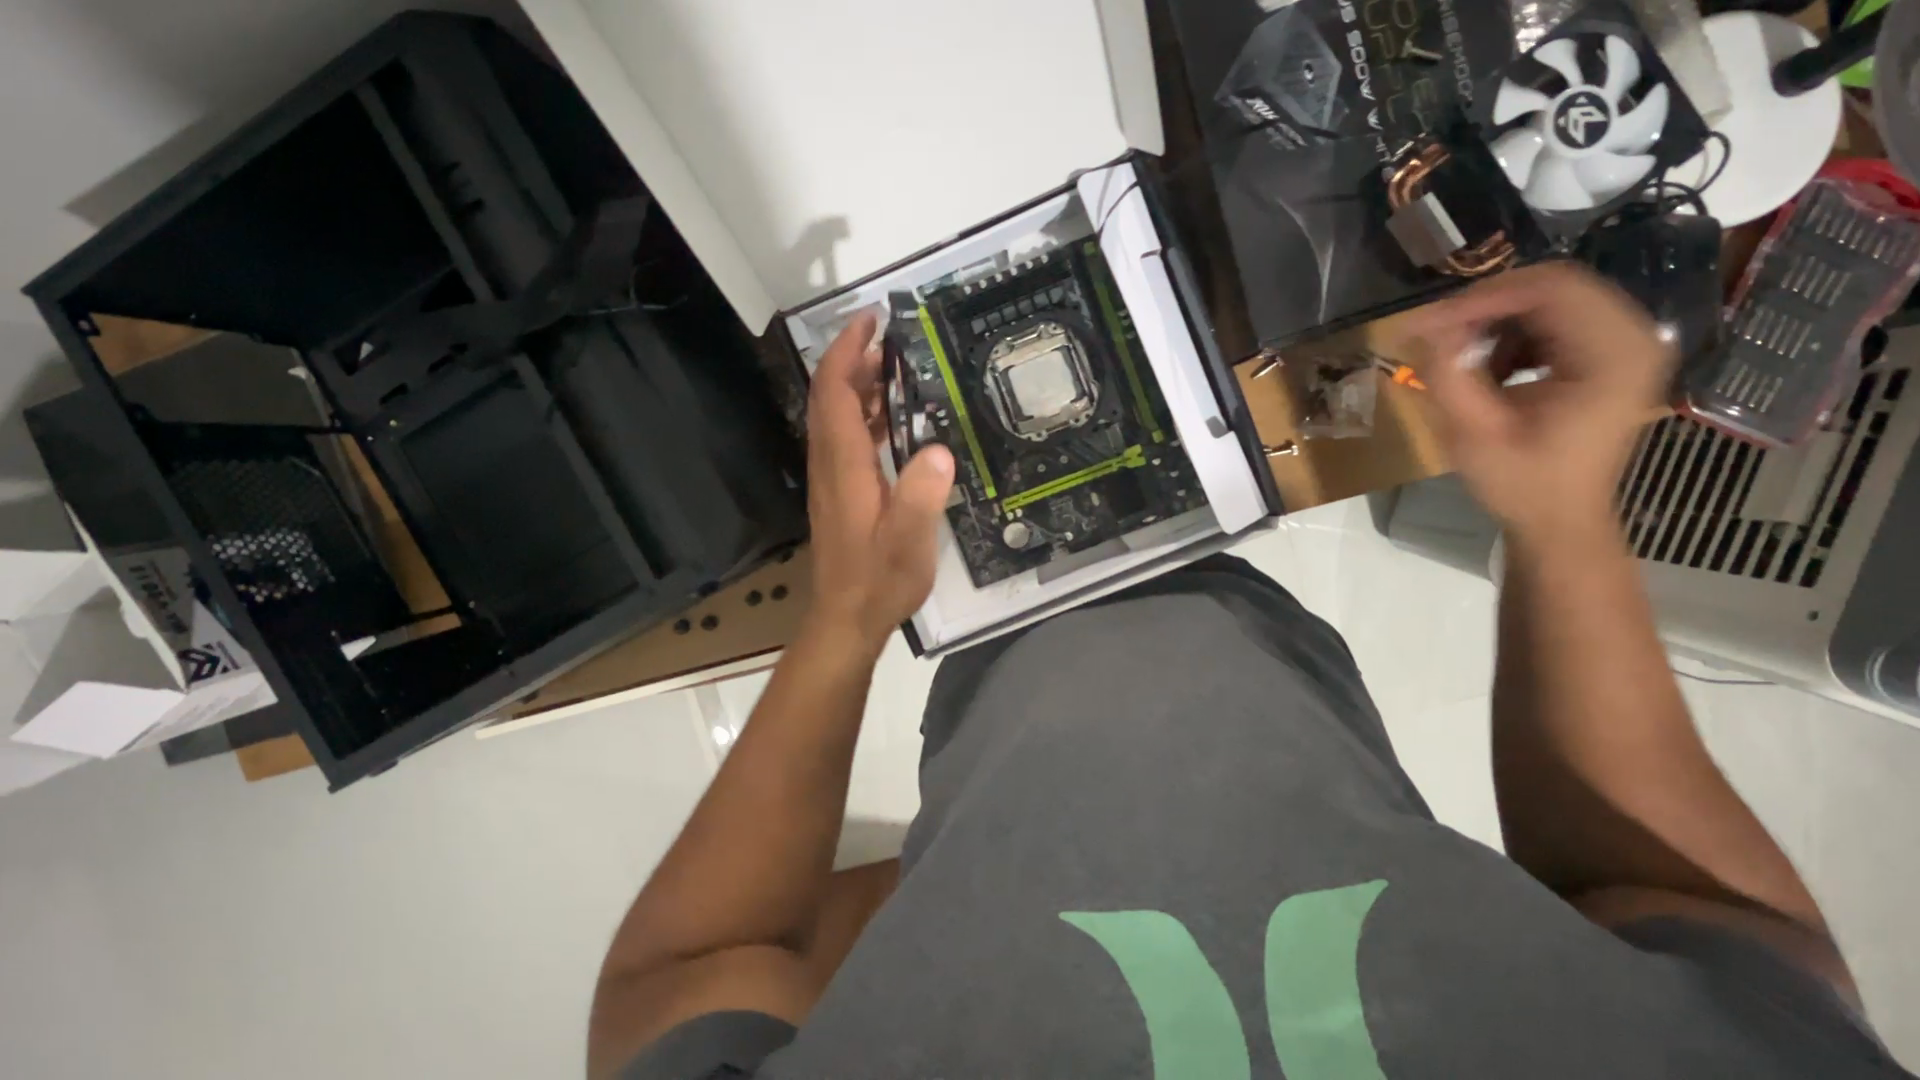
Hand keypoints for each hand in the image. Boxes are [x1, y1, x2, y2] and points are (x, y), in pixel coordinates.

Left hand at [804, 312, 954, 652]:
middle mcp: (830, 463)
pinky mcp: (840, 492)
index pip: (835, 392)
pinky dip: (865, 415)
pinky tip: (895, 420)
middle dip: (854, 359)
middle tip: (893, 339)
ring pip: (836, 417)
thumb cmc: (878, 581)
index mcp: (844, 465)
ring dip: (860, 386)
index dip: (847, 351)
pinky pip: (846, 438)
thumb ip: (921, 495)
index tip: (870, 320)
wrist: (846, 619)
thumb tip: (938, 449)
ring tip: (898, 369)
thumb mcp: (909, 542)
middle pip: (830, 397)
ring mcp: (832, 478)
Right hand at [1407, 262, 1673, 546]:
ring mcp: (1627, 342)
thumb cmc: (1522, 485)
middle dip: (1487, 306)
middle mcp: (1635, 336)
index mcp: (1615, 355)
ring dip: (1499, 321)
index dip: (1484, 297)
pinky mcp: (1612, 352)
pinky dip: (1515, 333)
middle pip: (1554, 285)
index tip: (1429, 323)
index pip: (1551, 290)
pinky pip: (1558, 317)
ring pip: (1552, 298)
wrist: (1561, 521)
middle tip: (1438, 334)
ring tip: (1464, 358)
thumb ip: (1449, 374)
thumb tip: (1427, 326)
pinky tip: (1493, 367)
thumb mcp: (1473, 434)